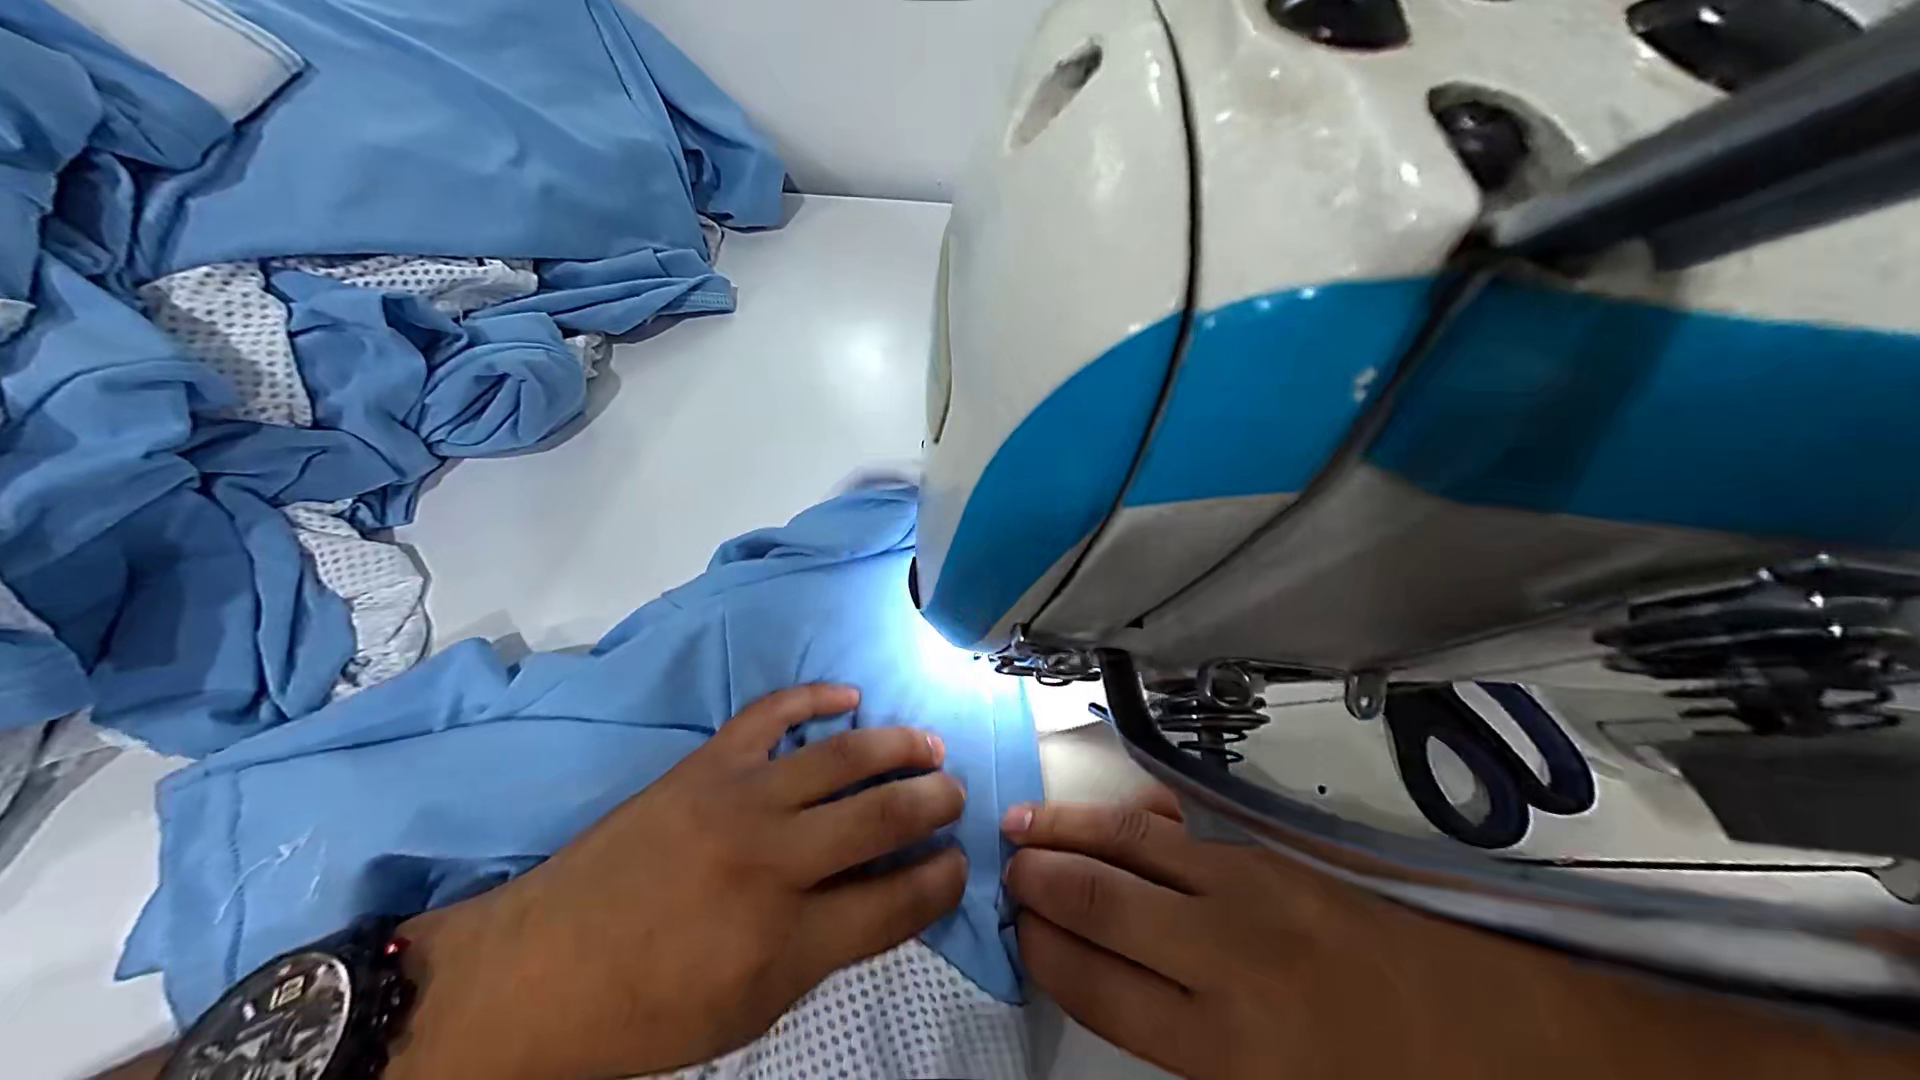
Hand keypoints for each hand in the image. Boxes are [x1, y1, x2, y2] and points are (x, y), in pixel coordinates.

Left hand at [387, 685, 967, 1079]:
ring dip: (900, 745)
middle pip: (887, 816)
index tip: (959, 862)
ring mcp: (740, 801)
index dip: (944, 879)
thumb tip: (891, 893)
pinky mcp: (706, 765)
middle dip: (938, 801)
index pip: (901, 900)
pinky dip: (817, 697)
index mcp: (791, 940)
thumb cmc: (651, 1008)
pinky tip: (850, 696)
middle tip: (956, 793)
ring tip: (929, 745)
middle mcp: (776, 862)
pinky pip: (773, 713)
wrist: (539, 971)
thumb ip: (831, 948)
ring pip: (846, 756)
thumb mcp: (754, 1008)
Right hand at [1002, 788, 1919, 1079]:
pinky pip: (1183, 828)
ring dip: (1070, 831)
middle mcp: (1226, 959)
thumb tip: (1107, 974)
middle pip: (1101, 902)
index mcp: (1226, 1050)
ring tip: (1022, 822)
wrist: (1519, 1047)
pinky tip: (1107, 816)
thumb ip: (1184, 1043)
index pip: (1094, 982)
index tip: (1013, 927)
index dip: (1043, 948)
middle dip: (1040, 878)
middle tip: (999, 862)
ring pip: (1133, 847)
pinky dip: (1134, 817)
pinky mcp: (1277, 857)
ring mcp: (1252, 892)